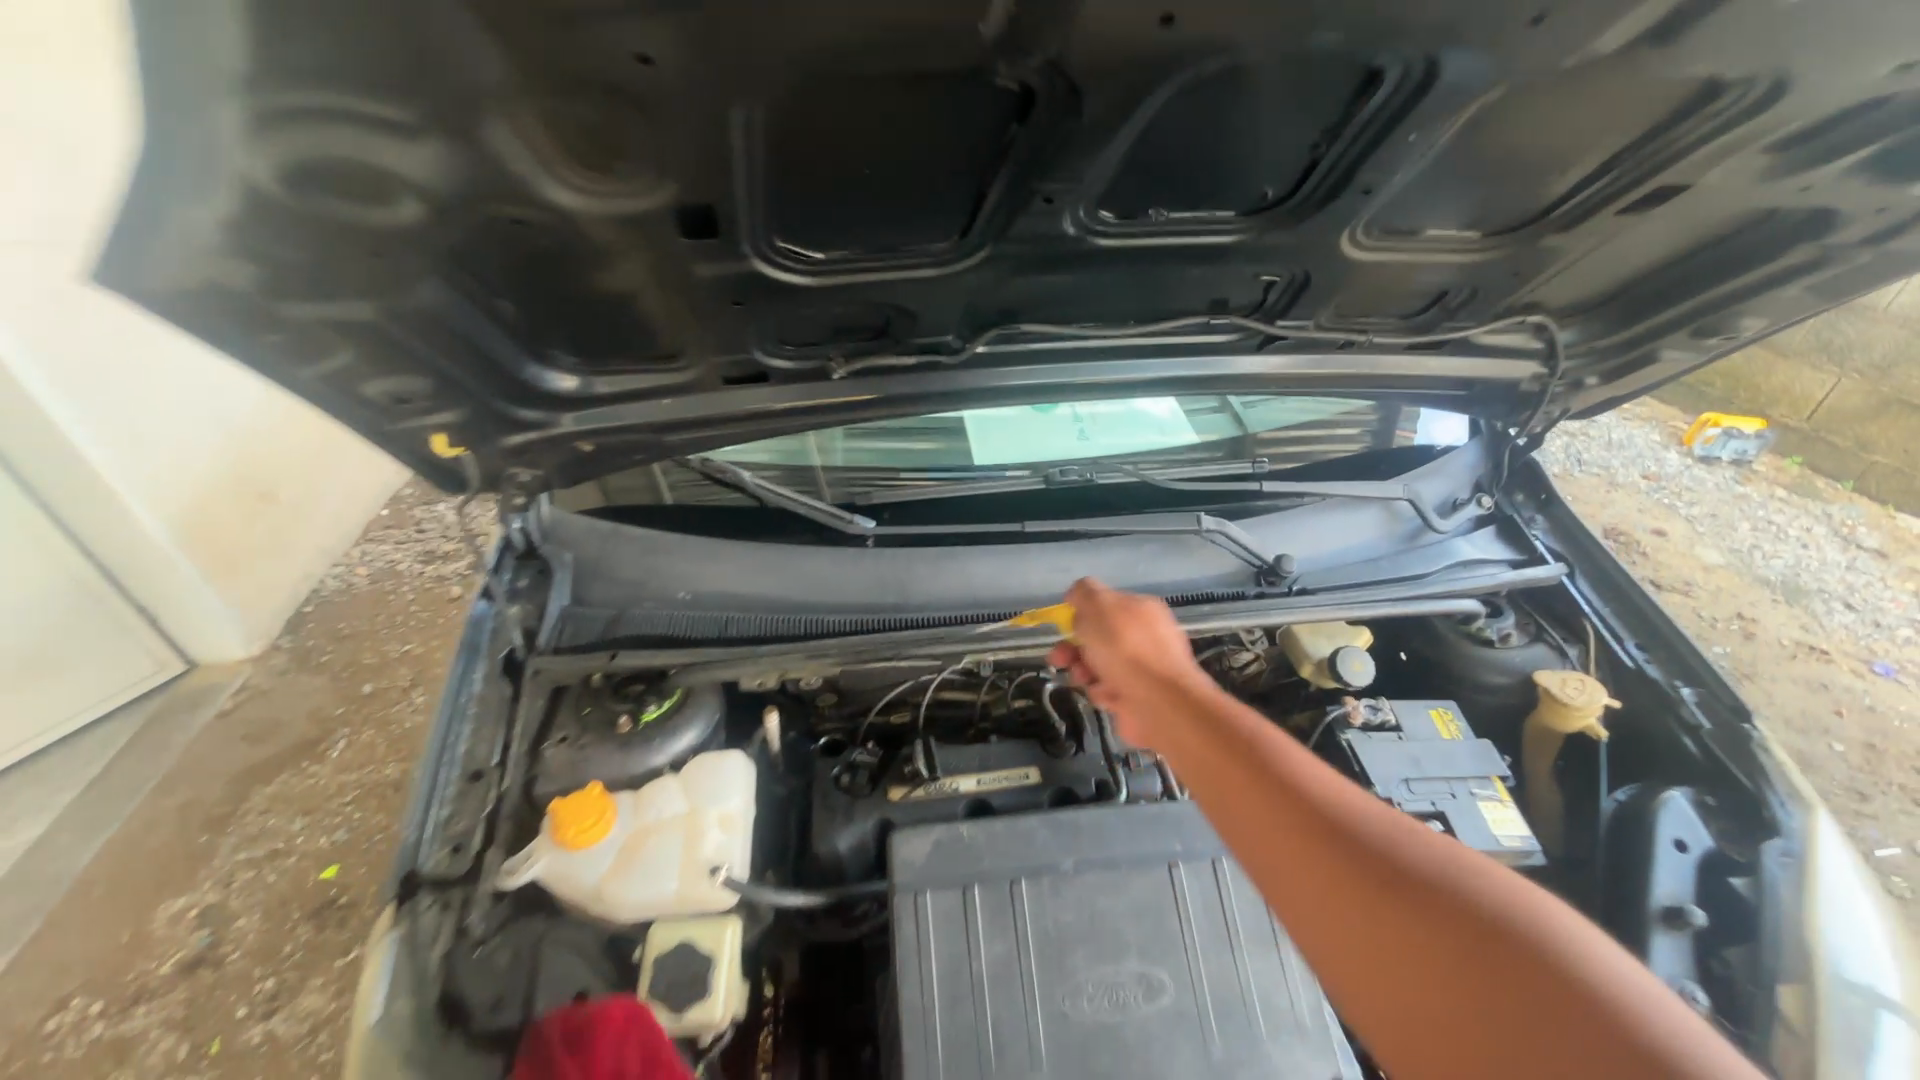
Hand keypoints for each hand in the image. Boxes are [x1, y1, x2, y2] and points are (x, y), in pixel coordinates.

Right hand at [1046, 578, 1215, 747]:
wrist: (1159, 702)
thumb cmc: (1126, 648)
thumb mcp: (1099, 606)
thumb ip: (1084, 593)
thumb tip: (1076, 595)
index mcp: (1140, 609)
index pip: (1105, 604)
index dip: (1082, 613)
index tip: (1065, 624)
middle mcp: (1143, 636)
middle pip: (1098, 637)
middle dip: (1073, 647)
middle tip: (1059, 658)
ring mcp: (1141, 668)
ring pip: (1097, 665)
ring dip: (1082, 670)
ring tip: (1083, 677)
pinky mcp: (1136, 696)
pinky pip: (1107, 690)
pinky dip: (1101, 692)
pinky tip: (1107, 695)